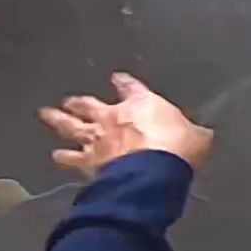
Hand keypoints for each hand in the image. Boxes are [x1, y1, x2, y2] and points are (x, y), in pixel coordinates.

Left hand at [38, 72, 212, 175]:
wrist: (153, 172)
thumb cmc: (178, 148)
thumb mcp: (197, 137)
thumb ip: (194, 133)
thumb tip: (203, 134)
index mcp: (142, 103)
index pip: (130, 87)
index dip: (123, 82)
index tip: (117, 78)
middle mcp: (113, 116)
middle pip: (89, 104)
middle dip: (79, 101)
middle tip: (69, 99)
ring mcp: (97, 138)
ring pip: (71, 125)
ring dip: (58, 120)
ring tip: (47, 115)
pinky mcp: (88, 161)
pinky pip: (71, 158)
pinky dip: (64, 157)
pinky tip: (56, 156)